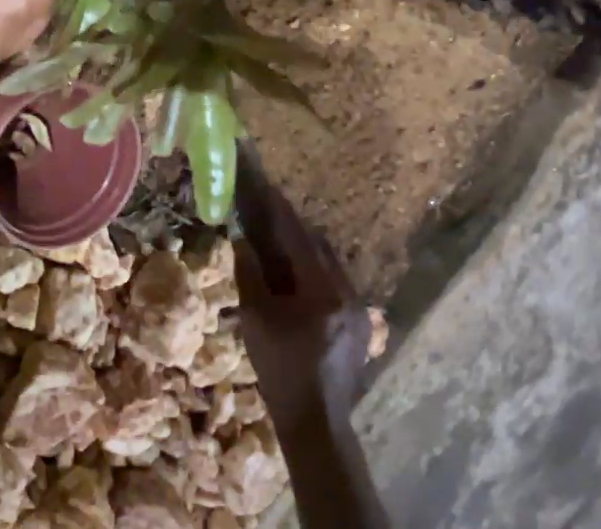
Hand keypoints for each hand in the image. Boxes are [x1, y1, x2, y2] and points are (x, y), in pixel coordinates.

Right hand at [233, 141, 372, 416]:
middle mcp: (348, 292)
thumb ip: (250, 274)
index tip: (262, 182)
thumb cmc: (279, 367)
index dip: (277, 208)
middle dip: (291, 224)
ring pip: (329, 263)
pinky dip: (312, 268)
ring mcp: (359, 309)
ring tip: (276, 235)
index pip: (297, 236)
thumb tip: (241, 239)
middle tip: (266, 206)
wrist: (315, 417)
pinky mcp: (359, 323)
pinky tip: (294, 273)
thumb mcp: (255, 318)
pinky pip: (334, 281)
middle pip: (319, 245)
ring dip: (303, 246)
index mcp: (322, 290)